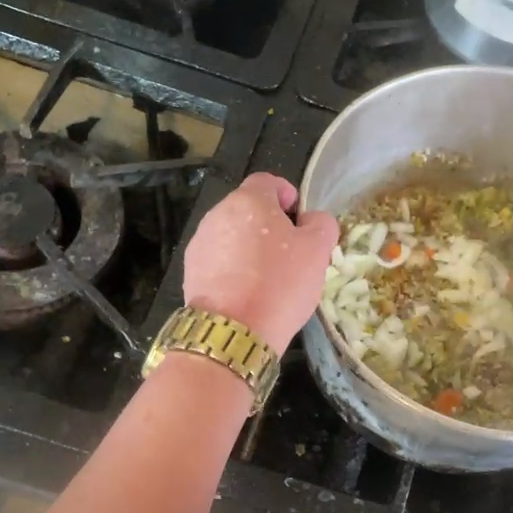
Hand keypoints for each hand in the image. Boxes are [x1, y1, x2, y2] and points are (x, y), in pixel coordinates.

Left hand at [181, 172, 337, 352]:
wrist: (234, 330)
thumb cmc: (281, 284)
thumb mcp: (317, 251)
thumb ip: (321, 224)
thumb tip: (311, 220)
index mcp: (249, 201)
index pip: (268, 181)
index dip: (286, 194)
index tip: (298, 216)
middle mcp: (218, 214)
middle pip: (247, 210)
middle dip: (268, 225)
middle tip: (289, 252)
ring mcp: (201, 243)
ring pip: (232, 236)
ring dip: (249, 247)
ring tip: (267, 277)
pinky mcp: (191, 271)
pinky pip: (219, 261)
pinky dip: (233, 268)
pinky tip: (247, 292)